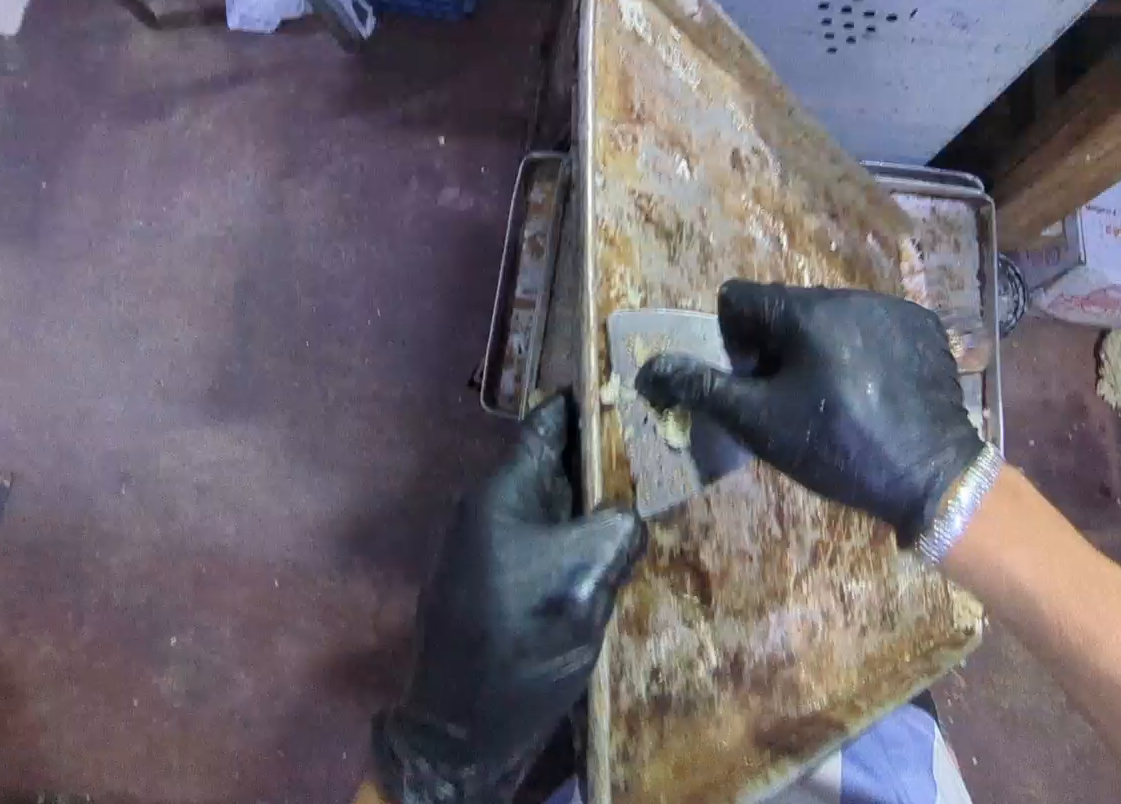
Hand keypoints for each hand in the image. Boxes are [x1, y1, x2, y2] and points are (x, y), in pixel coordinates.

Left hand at [371, 394, 645, 803]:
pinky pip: (552, 537)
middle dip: (602, 450)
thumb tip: (629, 516)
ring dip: (597, 496)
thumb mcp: (581, 580)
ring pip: (557, 500)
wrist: (462, 733)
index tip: (630, 386)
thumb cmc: (517, 642)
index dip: (588, 401)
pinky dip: (584, 532)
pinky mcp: (506, 578)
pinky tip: (622, 542)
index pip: (548, 422)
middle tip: (659, 439)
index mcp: (503, 491)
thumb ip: (616, 530)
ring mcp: (497, 544)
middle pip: (556, 459)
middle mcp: (495, 507)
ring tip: (652, 486)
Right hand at [635, 282, 983, 543]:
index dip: (732, 341)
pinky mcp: (923, 325)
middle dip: (774, 345)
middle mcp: (848, 294)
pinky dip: (858, 349)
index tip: (755, 383)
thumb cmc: (838, 448)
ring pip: (827, 315)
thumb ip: (702, 388)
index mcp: (804, 311)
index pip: (738, 298)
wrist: (934, 478)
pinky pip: (869, 324)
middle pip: (784, 307)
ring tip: (835, 398)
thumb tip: (652, 366)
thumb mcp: (760, 423)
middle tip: (791, 397)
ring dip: (816, 346)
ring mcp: (892, 307)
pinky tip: (873, 393)